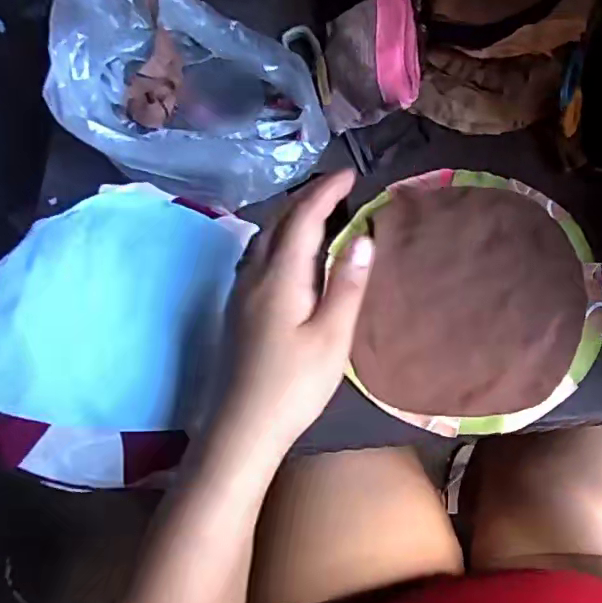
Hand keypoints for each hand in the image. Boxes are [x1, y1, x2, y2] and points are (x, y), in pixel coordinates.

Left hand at [217, 170, 372, 448]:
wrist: (243, 427)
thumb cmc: (295, 384)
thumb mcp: (332, 336)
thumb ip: (348, 285)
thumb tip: (364, 238)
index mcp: (280, 277)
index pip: (303, 218)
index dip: (326, 192)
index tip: (350, 175)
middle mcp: (254, 275)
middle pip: (278, 221)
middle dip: (307, 197)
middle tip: (338, 189)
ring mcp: (240, 292)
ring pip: (264, 237)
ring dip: (291, 216)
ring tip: (319, 213)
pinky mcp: (238, 309)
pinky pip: (258, 256)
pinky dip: (280, 238)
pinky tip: (291, 253)